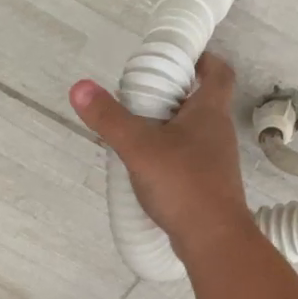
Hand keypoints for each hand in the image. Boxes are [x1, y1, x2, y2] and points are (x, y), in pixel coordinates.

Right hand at [69, 54, 256, 259]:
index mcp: (209, 111)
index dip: (203, 60)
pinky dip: (170, 159)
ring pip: (194, 135)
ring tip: (138, 138)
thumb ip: (110, 119)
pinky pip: (188, 162)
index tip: (180, 62)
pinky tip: (147, 172)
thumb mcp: (139, 148)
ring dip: (170, 131)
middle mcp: (218, 132)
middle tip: (144, 100)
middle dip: (175, 97)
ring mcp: (216, 162)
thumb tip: (79, 88)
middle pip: (202, 103)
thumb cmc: (182, 184)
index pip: (218, 72)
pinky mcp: (209, 187)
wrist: (213, 238)